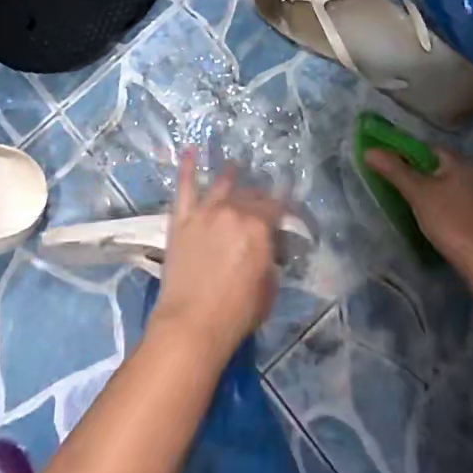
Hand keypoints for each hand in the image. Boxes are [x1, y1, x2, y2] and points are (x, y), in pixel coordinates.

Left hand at [150, 151, 284, 355]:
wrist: (191, 321)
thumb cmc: (237, 313)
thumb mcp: (267, 288)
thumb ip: (269, 260)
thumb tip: (266, 248)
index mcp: (259, 228)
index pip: (278, 208)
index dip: (287, 207)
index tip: (292, 207)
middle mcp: (233, 212)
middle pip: (251, 196)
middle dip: (262, 196)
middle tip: (266, 197)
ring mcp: (204, 212)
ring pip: (222, 186)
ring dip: (231, 174)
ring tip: (236, 164)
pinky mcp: (181, 218)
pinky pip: (185, 186)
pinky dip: (187, 167)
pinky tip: (189, 150)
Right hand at [363, 146, 472, 275]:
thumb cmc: (453, 222)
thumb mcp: (418, 193)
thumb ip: (393, 169)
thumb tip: (369, 151)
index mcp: (465, 162)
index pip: (427, 148)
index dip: (404, 155)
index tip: (388, 168)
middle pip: (438, 166)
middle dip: (416, 174)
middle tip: (398, 188)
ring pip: (448, 184)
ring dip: (430, 191)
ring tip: (412, 204)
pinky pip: (458, 200)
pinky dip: (444, 204)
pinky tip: (434, 218)